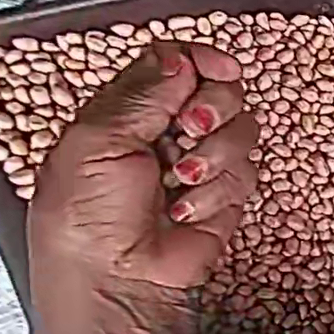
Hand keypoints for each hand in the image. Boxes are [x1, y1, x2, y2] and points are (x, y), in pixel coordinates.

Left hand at [28, 41, 259, 297]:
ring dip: (215, 157)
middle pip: (223, 92)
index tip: (220, 68)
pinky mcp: (229, 194)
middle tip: (189, 128)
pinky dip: (219, 193)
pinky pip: (247, 175)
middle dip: (214, 109)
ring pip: (243, 133)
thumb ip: (140, 95)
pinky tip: (188, 210)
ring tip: (181, 181)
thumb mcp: (95, 141)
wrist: (119, 277)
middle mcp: (172, 130)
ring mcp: (205, 162)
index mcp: (131, 107)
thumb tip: (178, 56)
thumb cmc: (86, 216)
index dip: (203, 60)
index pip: (179, 63)